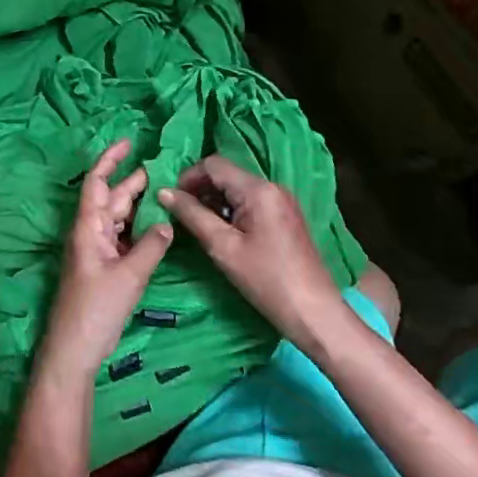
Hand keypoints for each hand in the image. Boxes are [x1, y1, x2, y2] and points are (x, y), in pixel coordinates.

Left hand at [40, 139, 173, 379]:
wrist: (74, 350)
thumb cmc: (96, 309)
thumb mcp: (129, 275)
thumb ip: (151, 246)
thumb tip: (168, 223)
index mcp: (88, 228)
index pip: (97, 183)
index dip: (110, 160)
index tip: (128, 142)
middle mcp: (90, 233)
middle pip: (112, 199)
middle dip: (133, 181)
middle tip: (162, 168)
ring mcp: (96, 251)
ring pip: (119, 219)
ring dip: (138, 206)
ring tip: (164, 192)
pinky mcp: (104, 268)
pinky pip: (122, 238)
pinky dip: (138, 229)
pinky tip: (157, 227)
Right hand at [157, 155, 344, 343]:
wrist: (313, 312)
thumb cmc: (266, 280)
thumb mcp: (223, 248)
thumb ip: (192, 215)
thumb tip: (164, 192)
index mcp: (258, 189)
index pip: (214, 164)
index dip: (188, 177)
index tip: (170, 200)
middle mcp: (272, 187)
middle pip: (226, 174)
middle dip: (199, 189)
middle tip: (179, 214)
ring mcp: (281, 201)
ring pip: (237, 189)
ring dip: (213, 201)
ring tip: (196, 226)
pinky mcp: (284, 216)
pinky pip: (250, 202)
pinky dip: (230, 211)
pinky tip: (220, 232)